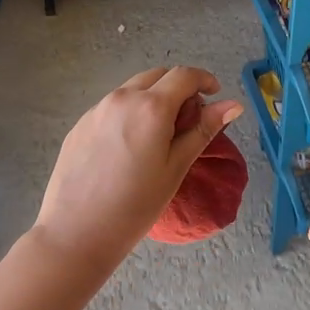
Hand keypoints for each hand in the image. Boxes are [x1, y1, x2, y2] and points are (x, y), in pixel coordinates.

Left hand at [31, 66, 243, 275]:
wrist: (76, 233)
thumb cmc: (136, 205)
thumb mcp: (177, 167)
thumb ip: (203, 129)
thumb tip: (233, 104)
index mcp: (151, 107)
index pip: (184, 75)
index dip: (204, 79)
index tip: (214, 94)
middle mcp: (122, 98)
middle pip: (157, 76)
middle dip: (178, 88)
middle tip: (187, 121)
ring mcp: (96, 109)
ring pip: (133, 89)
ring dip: (152, 99)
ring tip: (157, 138)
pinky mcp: (80, 124)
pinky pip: (112, 107)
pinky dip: (129, 113)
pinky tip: (127, 149)